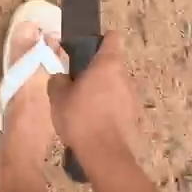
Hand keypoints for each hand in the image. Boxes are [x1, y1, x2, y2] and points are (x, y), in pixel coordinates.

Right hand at [48, 37, 144, 165]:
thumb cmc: (80, 118)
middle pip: (111, 66)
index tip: (87, 49)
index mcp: (108, 64)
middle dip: (96, 72)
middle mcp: (125, 76)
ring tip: (83, 108)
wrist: (104, 153)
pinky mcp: (134, 116)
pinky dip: (108, 110)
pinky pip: (118, 106)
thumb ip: (58, 81)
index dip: (100, 40)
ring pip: (115, 87)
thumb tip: (61, 77)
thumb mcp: (58, 97)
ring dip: (102, 92)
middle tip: (76, 85)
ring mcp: (132, 97)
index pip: (112, 38)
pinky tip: (93, 123)